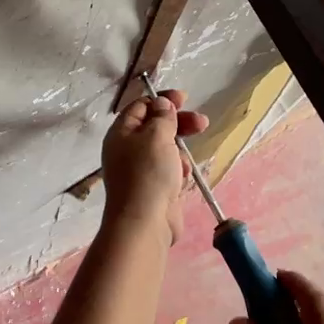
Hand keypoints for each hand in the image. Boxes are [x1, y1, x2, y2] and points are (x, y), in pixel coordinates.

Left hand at [101, 87, 207, 244]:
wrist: (144, 223)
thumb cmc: (148, 173)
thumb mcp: (157, 136)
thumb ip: (162, 117)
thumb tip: (161, 105)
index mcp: (121, 133)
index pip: (141, 106)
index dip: (162, 100)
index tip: (184, 99)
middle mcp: (128, 149)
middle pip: (156, 127)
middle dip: (179, 124)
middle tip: (201, 123)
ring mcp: (141, 170)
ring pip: (166, 150)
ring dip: (179, 152)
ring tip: (185, 163)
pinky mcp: (154, 188)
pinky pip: (170, 171)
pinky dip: (178, 171)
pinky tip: (183, 178)